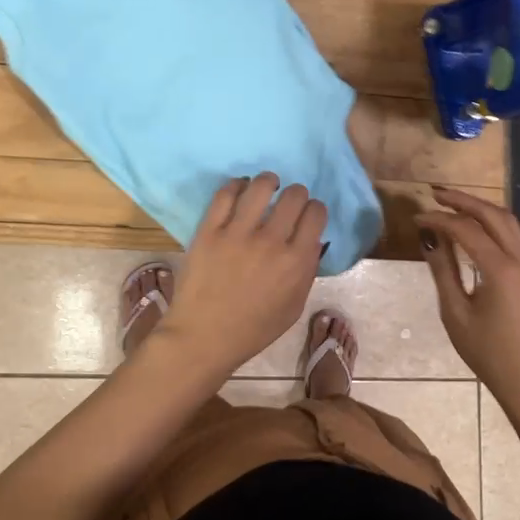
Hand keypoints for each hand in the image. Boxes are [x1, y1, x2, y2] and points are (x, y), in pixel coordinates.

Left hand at [157, 173, 327, 377]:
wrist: (203, 337)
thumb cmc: (253, 328)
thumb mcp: (294, 307)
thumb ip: (307, 270)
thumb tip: (313, 239)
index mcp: (295, 262)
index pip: (316, 214)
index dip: (315, 209)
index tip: (308, 214)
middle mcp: (270, 241)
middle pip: (294, 195)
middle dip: (296, 194)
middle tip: (288, 202)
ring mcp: (237, 233)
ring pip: (261, 186)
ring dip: (269, 182)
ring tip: (267, 186)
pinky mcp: (209, 230)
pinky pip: (226, 193)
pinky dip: (237, 185)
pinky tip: (240, 189)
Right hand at [418, 187, 519, 411]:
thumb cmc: (487, 351)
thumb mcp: (455, 312)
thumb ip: (442, 270)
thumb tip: (429, 237)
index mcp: (500, 268)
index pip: (466, 229)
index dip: (439, 219)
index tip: (416, 218)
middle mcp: (519, 259)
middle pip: (492, 214)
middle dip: (463, 200)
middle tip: (435, 195)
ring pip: (506, 221)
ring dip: (480, 208)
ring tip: (452, 204)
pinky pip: (512, 234)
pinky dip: (491, 222)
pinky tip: (473, 227)